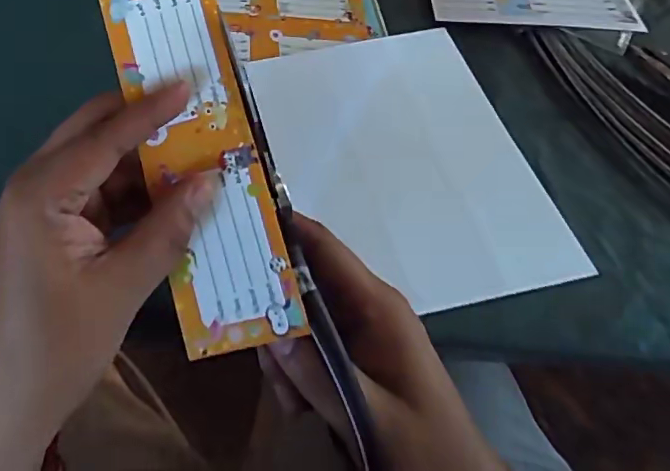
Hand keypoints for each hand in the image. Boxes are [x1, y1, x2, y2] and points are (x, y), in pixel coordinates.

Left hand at [0, 85, 217, 469]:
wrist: (14, 401)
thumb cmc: (61, 344)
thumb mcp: (122, 286)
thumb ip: (167, 228)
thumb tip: (211, 180)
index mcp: (41, 192)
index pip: (104, 136)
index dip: (149, 110)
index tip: (188, 84)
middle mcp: (37, 182)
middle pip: (94, 130)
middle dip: (142, 116)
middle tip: (190, 103)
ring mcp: (45, 200)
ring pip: (101, 157)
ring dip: (144, 155)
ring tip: (193, 145)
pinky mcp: (56, 219)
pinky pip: (101, 186)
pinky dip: (135, 186)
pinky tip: (173, 189)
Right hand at [261, 217, 504, 470]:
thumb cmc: (426, 445)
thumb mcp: (370, 414)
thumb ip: (319, 376)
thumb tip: (270, 333)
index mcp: (377, 305)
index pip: (324, 247)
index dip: (286, 228)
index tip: (244, 224)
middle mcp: (367, 307)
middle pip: (305, 283)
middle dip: (276, 311)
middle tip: (258, 349)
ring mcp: (362, 331)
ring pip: (304, 317)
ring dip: (285, 351)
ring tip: (288, 397)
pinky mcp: (357, 356)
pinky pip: (314, 344)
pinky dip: (297, 368)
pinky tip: (298, 405)